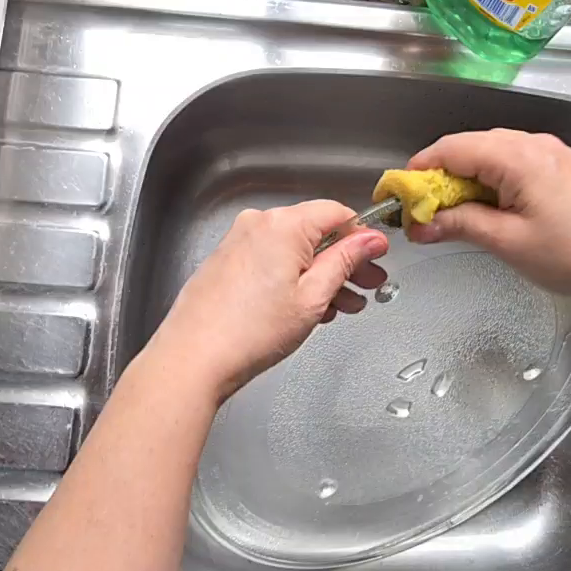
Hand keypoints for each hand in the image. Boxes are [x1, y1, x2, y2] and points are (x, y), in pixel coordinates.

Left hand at [140, 200, 389, 405]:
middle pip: (314, 232)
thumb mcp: (313, 296)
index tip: (376, 258)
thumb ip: (345, 262)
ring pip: (293, 250)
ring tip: (340, 307)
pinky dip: (293, 278)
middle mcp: (258, 224)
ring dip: (321, 275)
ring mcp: (238, 242)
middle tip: (367, 286)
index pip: (336, 213)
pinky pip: (270, 260)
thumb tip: (370, 240)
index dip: (361, 236)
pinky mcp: (226, 262)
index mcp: (283, 224)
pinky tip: (307, 308)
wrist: (193, 357)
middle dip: (344, 260)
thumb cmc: (251, 331)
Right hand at [402, 129, 570, 323]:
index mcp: (516, 155)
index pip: (449, 149)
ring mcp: (555, 152)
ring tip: (452, 217)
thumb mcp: (509, 243)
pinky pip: (516, 164)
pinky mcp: (569, 167)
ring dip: (465, 181)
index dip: (416, 172)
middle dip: (438, 178)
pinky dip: (492, 182)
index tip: (396, 198)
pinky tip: (491, 211)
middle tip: (421, 214)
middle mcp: (534, 142)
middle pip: (469, 148)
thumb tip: (418, 225)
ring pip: (492, 155)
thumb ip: (458, 225)